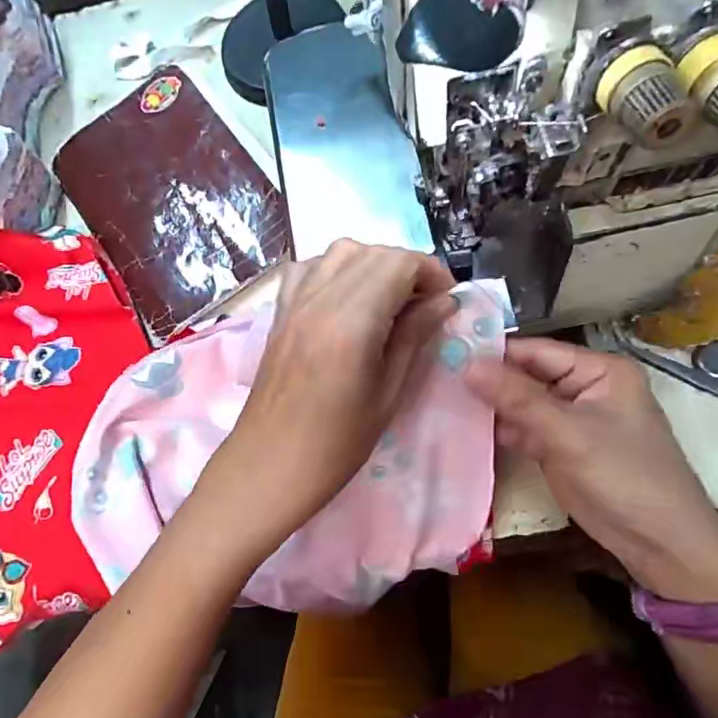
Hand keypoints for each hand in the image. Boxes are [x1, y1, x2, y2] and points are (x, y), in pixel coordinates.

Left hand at [203, 241, 455, 550]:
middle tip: (425, 305)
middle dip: (408, 269)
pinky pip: (310, 268)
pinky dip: (336, 270)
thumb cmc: (336, 444)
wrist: (269, 464)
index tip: (447, 301)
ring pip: (340, 252)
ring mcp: (295, 302)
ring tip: (390, 300)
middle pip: (373, 252)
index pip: (400, 263)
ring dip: (374, 264)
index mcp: (351, 320)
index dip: (431, 273)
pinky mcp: (280, 312)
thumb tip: (444, 303)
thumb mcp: (388, 394)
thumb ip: (414, 338)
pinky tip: (348, 299)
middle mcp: (320, 298)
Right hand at [463, 338, 717, 602]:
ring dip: (491, 408)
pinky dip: (502, 432)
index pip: (537, 351)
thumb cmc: (623, 476)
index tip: (446, 354)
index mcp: (599, 371)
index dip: (494, 353)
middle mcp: (585, 389)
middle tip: (436, 379)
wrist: (659, 541)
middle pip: (527, 377)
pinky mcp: (562, 449)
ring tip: (441, 401)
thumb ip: (517, 398)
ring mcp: (572, 421)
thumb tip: (467, 364)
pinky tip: (467, 430)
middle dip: (489, 382)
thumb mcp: (568, 433)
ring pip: (523, 405)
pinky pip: (526, 431)